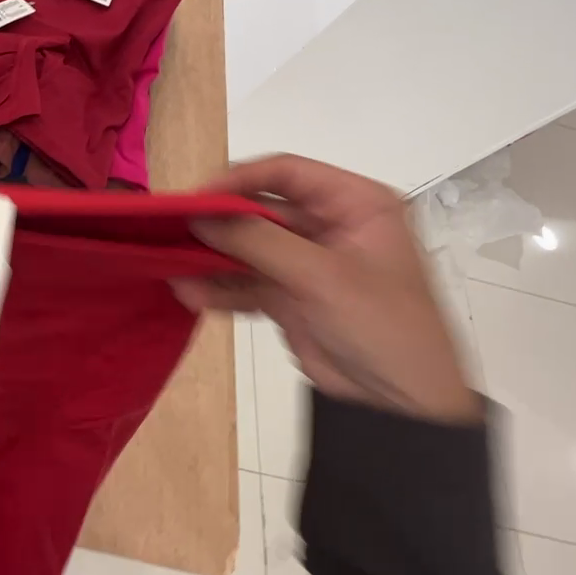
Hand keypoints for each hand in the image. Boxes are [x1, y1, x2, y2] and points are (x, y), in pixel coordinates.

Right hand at [173, 154, 481, 423]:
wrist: (404, 402)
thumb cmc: (382, 325)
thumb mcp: (321, 276)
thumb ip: (257, 241)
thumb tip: (199, 217)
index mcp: (354, 204)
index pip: (286, 172)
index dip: (238, 180)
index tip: (195, 199)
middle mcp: (327, 225)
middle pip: (258, 209)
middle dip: (216, 222)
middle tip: (171, 231)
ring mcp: (305, 261)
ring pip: (245, 246)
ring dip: (211, 257)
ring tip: (170, 265)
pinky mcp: (287, 295)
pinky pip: (244, 282)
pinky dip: (218, 288)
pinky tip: (189, 294)